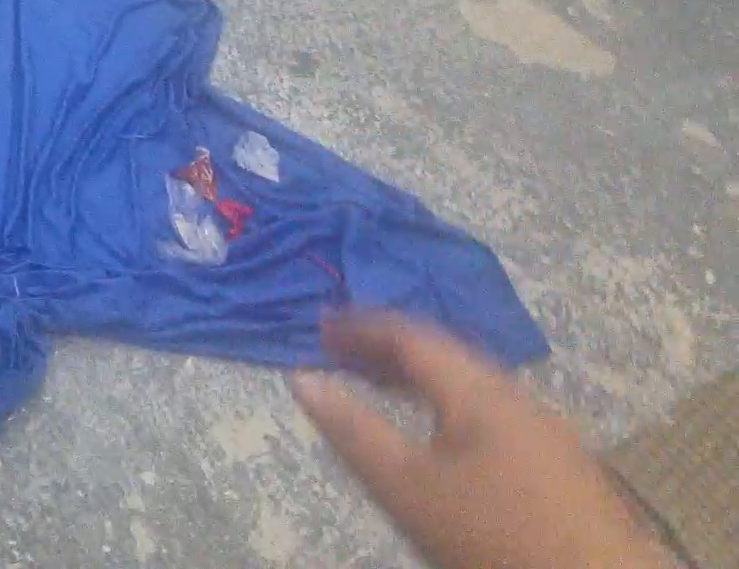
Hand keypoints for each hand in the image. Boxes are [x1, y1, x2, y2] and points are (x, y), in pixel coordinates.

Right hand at [290, 311, 671, 568]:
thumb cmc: (491, 535)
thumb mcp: (404, 484)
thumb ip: (350, 427)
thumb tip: (300, 377)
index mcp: (481, 393)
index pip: (411, 336)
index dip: (360, 325)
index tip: (315, 325)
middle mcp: (518, 399)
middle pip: (442, 353)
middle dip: (384, 345)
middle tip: (334, 349)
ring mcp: (546, 433)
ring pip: (466, 381)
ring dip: (413, 372)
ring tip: (370, 380)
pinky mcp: (560, 465)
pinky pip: (486, 407)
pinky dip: (441, 398)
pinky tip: (428, 423)